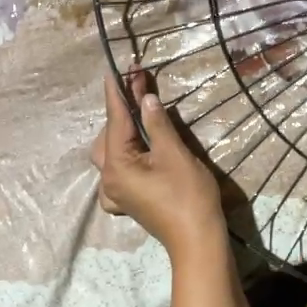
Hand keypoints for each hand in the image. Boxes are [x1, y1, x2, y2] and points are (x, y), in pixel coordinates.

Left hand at [92, 70, 225, 261]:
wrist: (197, 239)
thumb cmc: (188, 196)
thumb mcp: (175, 154)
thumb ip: (158, 125)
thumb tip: (145, 99)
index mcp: (117, 164)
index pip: (116, 119)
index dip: (120, 92)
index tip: (121, 68)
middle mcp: (109, 178)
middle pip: (109, 135)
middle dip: (122, 110)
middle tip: (139, 85)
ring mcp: (116, 192)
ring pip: (110, 153)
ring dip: (121, 131)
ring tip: (137, 112)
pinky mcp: (128, 201)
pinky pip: (117, 173)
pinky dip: (123, 156)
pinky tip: (133, 153)